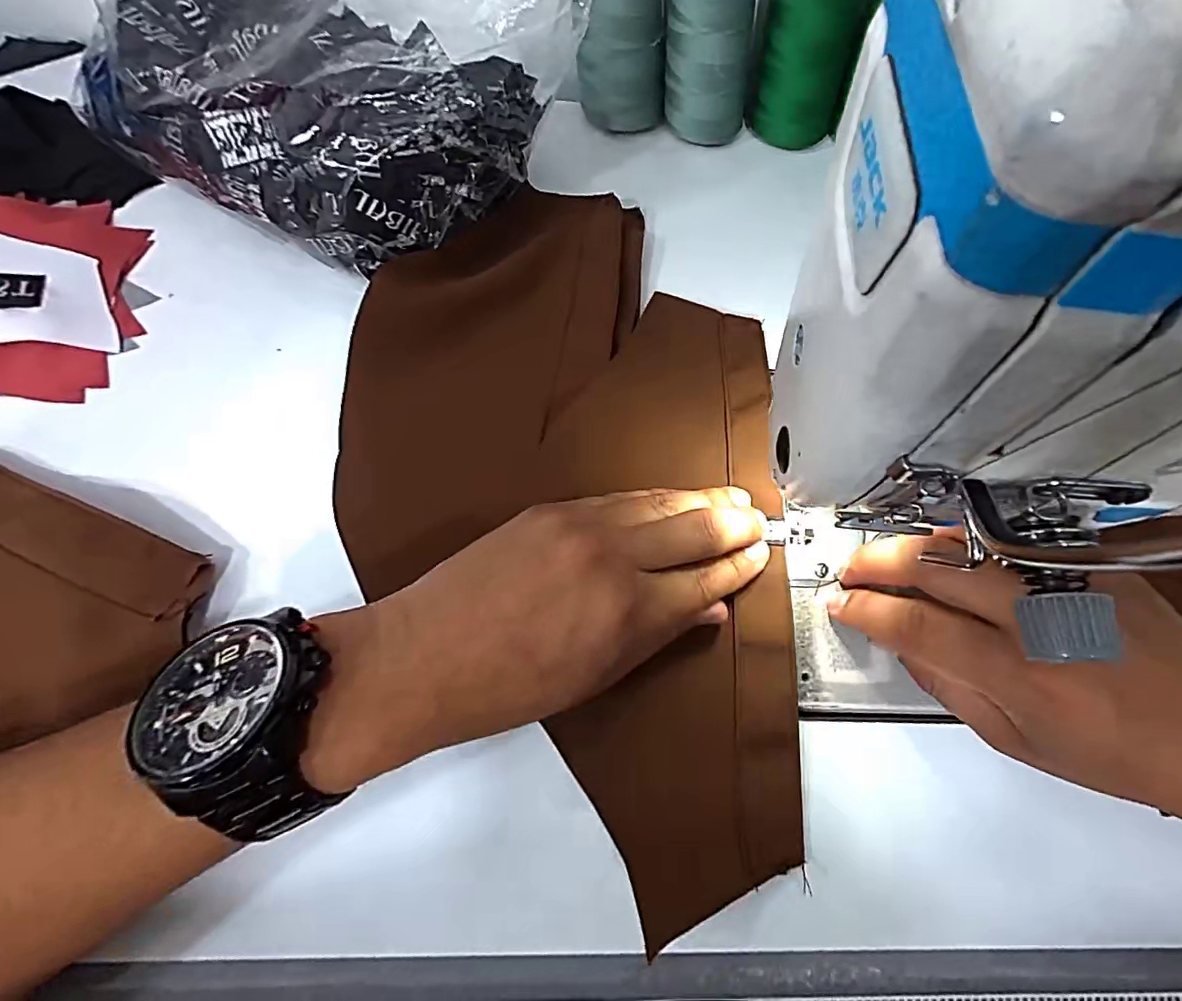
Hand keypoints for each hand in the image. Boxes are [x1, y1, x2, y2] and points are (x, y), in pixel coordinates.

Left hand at [303, 488, 771, 790]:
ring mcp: (580, 525)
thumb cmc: (508, 684)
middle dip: (736, 524)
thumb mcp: (598, 674)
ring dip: (703, 501)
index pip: (707, 578)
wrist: (422, 656)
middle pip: (696, 527)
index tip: (759, 557)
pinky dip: (658, 498)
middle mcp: (612, 558)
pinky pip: (623, 497)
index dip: (741, 565)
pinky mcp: (553, 510)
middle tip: (759, 522)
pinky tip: (674, 499)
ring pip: (662, 501)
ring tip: (731, 501)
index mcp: (628, 611)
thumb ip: (661, 634)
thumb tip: (708, 611)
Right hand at [825, 532, 1181, 816]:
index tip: (844, 605)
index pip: (917, 625)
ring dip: (911, 548)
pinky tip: (944, 559)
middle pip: (932, 566)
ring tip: (884, 562)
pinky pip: (1004, 546)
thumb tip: (906, 647)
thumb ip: (951, 687)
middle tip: (851, 571)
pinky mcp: (1085, 562)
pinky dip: (961, 549)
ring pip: (963, 544)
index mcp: (1021, 674)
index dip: (868, 609)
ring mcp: (1066, 580)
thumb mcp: (1018, 741)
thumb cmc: (1122, 752)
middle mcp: (1042, 616)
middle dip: (875, 562)